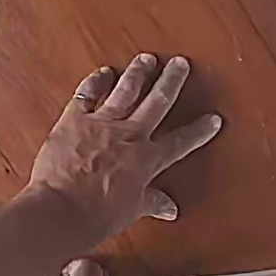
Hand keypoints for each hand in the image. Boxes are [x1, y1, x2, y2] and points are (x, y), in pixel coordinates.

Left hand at [22, 53, 221, 243]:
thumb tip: (169, 208)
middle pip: (156, 101)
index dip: (198, 131)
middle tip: (180, 63)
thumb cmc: (96, 216)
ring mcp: (101, 124)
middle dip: (171, 81)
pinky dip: (94, 82)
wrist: (61, 210)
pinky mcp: (73, 120)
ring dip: (137, 73)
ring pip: (125, 90)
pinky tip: (102, 73)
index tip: (213, 119)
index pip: (180, 142)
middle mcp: (128, 135)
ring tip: (146, 59)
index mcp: (146, 160)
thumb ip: (150, 202)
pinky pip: (86, 95)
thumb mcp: (130, 211)